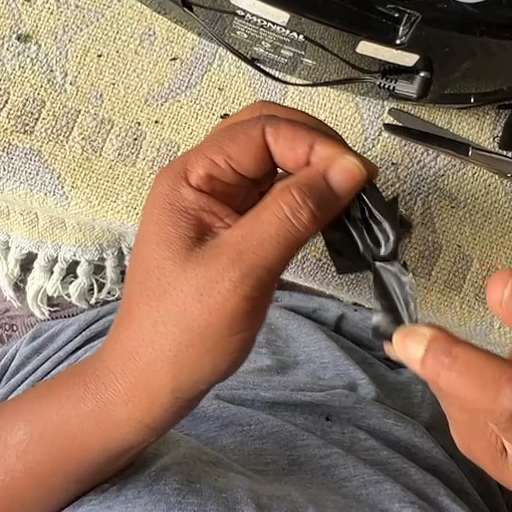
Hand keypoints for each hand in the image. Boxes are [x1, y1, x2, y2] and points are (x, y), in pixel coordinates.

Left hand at [100, 102, 372, 408]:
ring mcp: (219, 204)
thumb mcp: (242, 268)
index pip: (262, 129)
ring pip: (276, 163)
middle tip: (359, 180)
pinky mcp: (235, 229)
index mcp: (193, 176)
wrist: (152, 382)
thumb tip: (351, 167)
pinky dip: (308, 198)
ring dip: (315, 171)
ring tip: (353, 197)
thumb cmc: (185, 330)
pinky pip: (277, 196)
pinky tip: (332, 215)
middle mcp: (205, 179)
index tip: (358, 177)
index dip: (314, 144)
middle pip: (268, 133)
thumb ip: (294, 212)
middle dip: (317, 147)